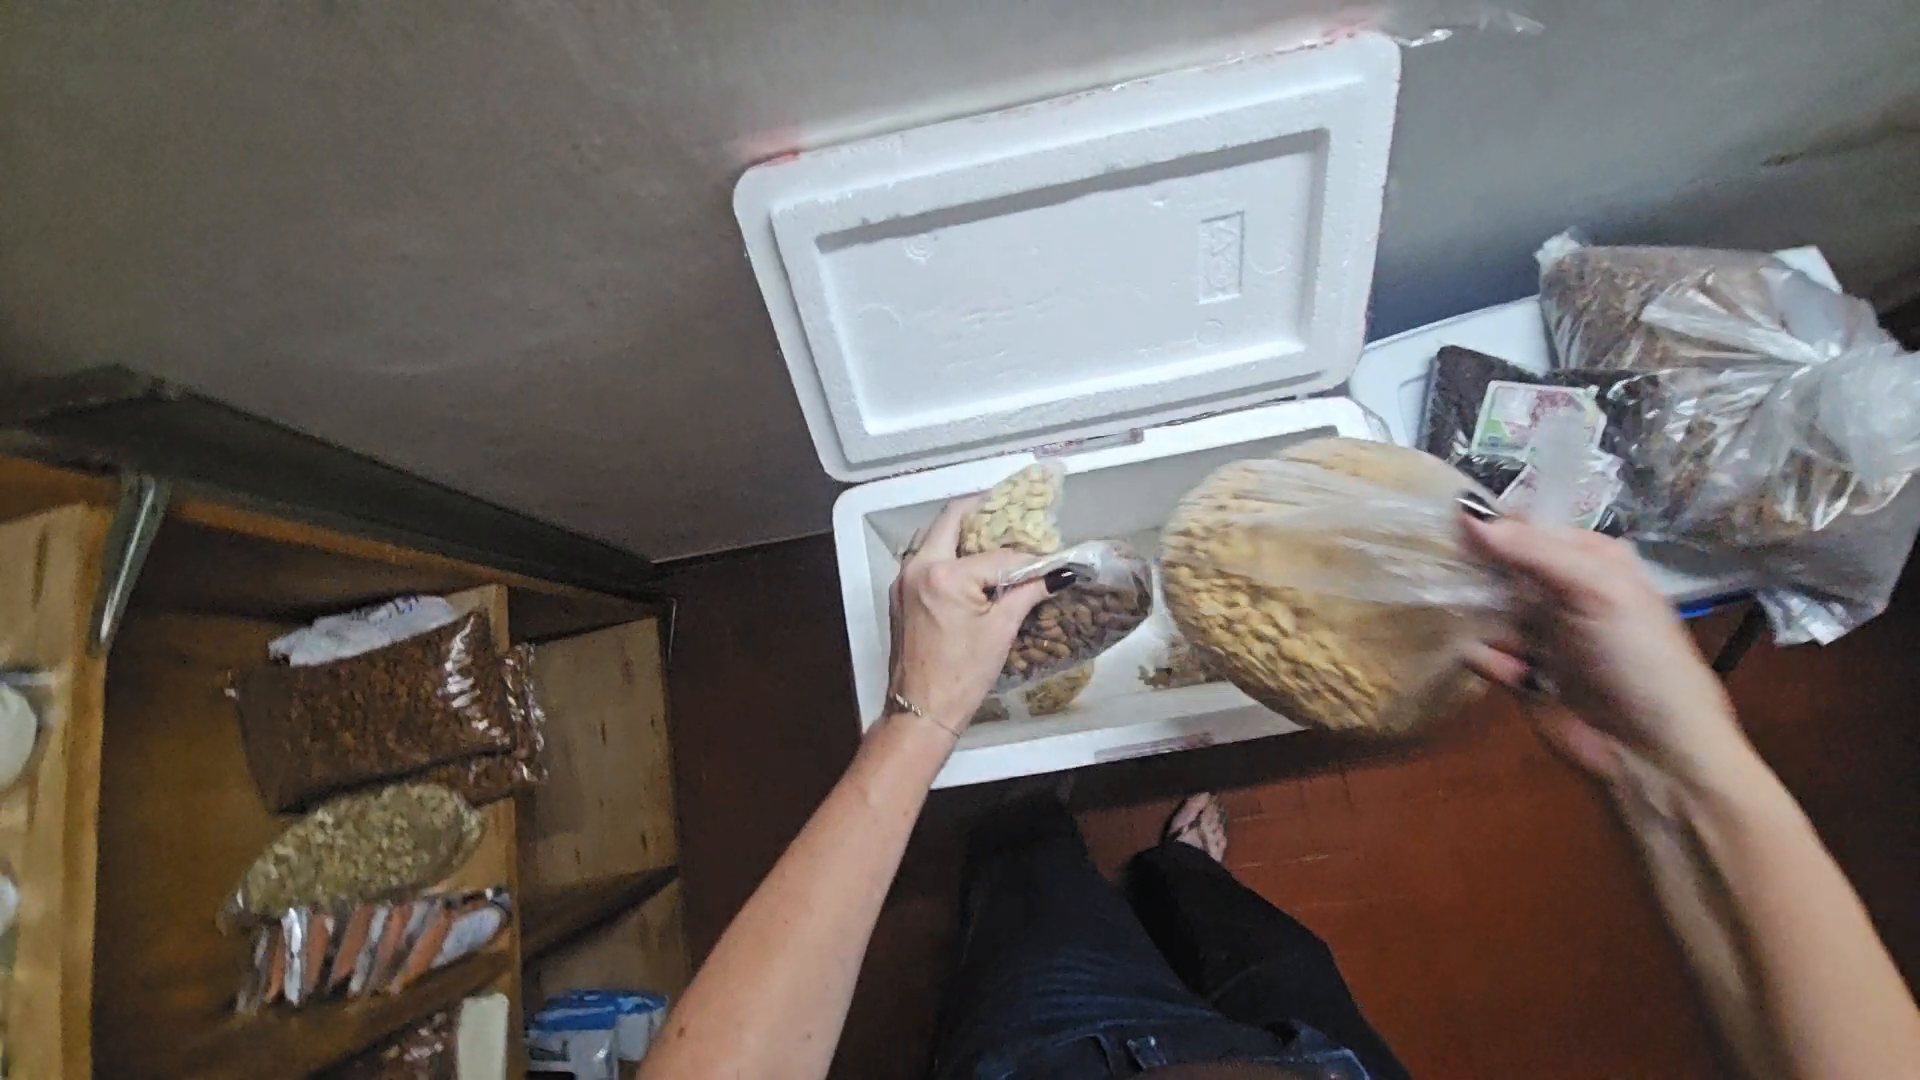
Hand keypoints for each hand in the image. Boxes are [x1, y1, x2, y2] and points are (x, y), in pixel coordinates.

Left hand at [887, 498, 1052, 735]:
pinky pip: (924, 557)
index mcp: (944, 575)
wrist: (920, 710)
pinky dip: (947, 550)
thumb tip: (1060, 573)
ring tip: (992, 533)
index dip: (1027, 555)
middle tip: (1009, 512)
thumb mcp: (1001, 629)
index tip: (1048, 555)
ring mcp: (903, 579)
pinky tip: (970, 561)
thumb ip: (1028, 592)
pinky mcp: (900, 592)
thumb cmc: (962, 674)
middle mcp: (917, 567)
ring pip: (933, 536)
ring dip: (960, 530)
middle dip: (981, 512)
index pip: (996, 554)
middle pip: (950, 520)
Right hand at [1461, 516, 1753, 791]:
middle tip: (1447, 572)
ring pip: (1480, 605)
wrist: (1648, 751)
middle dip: (1472, 570)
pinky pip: (1478, 648)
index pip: (1528, 526)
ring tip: (1485, 627)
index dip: (1491, 524)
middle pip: (1496, 565)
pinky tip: (1514, 672)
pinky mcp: (1515, 666)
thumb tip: (1465, 516)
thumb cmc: (1636, 660)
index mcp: (1590, 562)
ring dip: (1473, 616)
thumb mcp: (1595, 590)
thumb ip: (1532, 551)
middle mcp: (1560, 590)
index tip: (1453, 524)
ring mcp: (1536, 629)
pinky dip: (1486, 657)